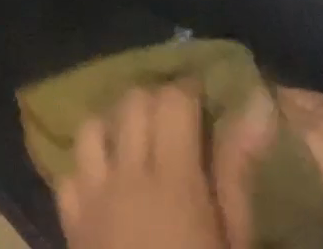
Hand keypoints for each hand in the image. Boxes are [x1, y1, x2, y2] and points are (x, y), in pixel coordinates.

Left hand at [56, 84, 275, 248]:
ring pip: (91, 127)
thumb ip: (237, 173)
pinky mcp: (70, 223)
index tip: (203, 93)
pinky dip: (85, 166)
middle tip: (175, 115)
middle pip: (132, 103)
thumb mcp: (235, 239)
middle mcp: (126, 175)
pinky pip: (67, 173)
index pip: (173, 101)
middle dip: (154, 97)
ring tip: (136, 137)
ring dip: (114, 124)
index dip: (189, 89)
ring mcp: (92, 197)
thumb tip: (255, 109)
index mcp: (173, 178)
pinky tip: (104, 178)